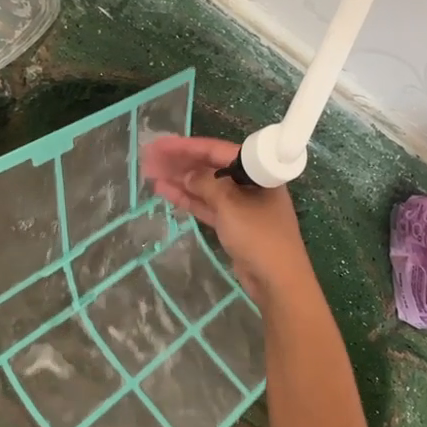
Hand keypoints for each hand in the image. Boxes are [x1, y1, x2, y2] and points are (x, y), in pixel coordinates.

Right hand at [141, 135, 315, 304]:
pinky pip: (206, 205)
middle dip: (179, 163)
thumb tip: (186, 174)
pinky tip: (165, 191)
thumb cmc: (259, 237)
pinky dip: (187, 199)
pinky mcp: (232, 224)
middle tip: (149, 159)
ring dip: (179, 180)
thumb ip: (207, 185)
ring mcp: (240, 205)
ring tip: (151, 174)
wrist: (277, 281)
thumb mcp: (231, 205)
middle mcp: (248, 183)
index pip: (217, 151)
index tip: (161, 145)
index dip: (187, 147)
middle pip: (209, 167)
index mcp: (256, 172)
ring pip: (205, 187)